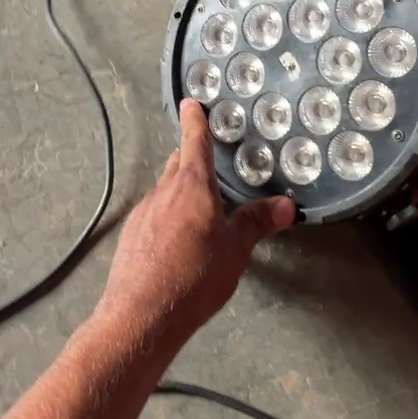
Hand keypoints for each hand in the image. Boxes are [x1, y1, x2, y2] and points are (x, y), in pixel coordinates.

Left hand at [96, 99, 297, 345]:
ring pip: (164, 191)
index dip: (195, 121)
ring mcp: (143, 214)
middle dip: (191, 158)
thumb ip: (257, 223)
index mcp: (192, 187)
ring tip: (199, 208)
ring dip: (180, 192)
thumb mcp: (235, 250)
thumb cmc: (195, 276)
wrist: (142, 315)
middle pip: (178, 164)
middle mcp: (163, 193)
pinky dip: (167, 217)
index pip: (195, 142)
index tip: (191, 103)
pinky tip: (177, 241)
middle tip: (208, 160)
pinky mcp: (132, 237)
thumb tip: (286, 205)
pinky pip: (153, 216)